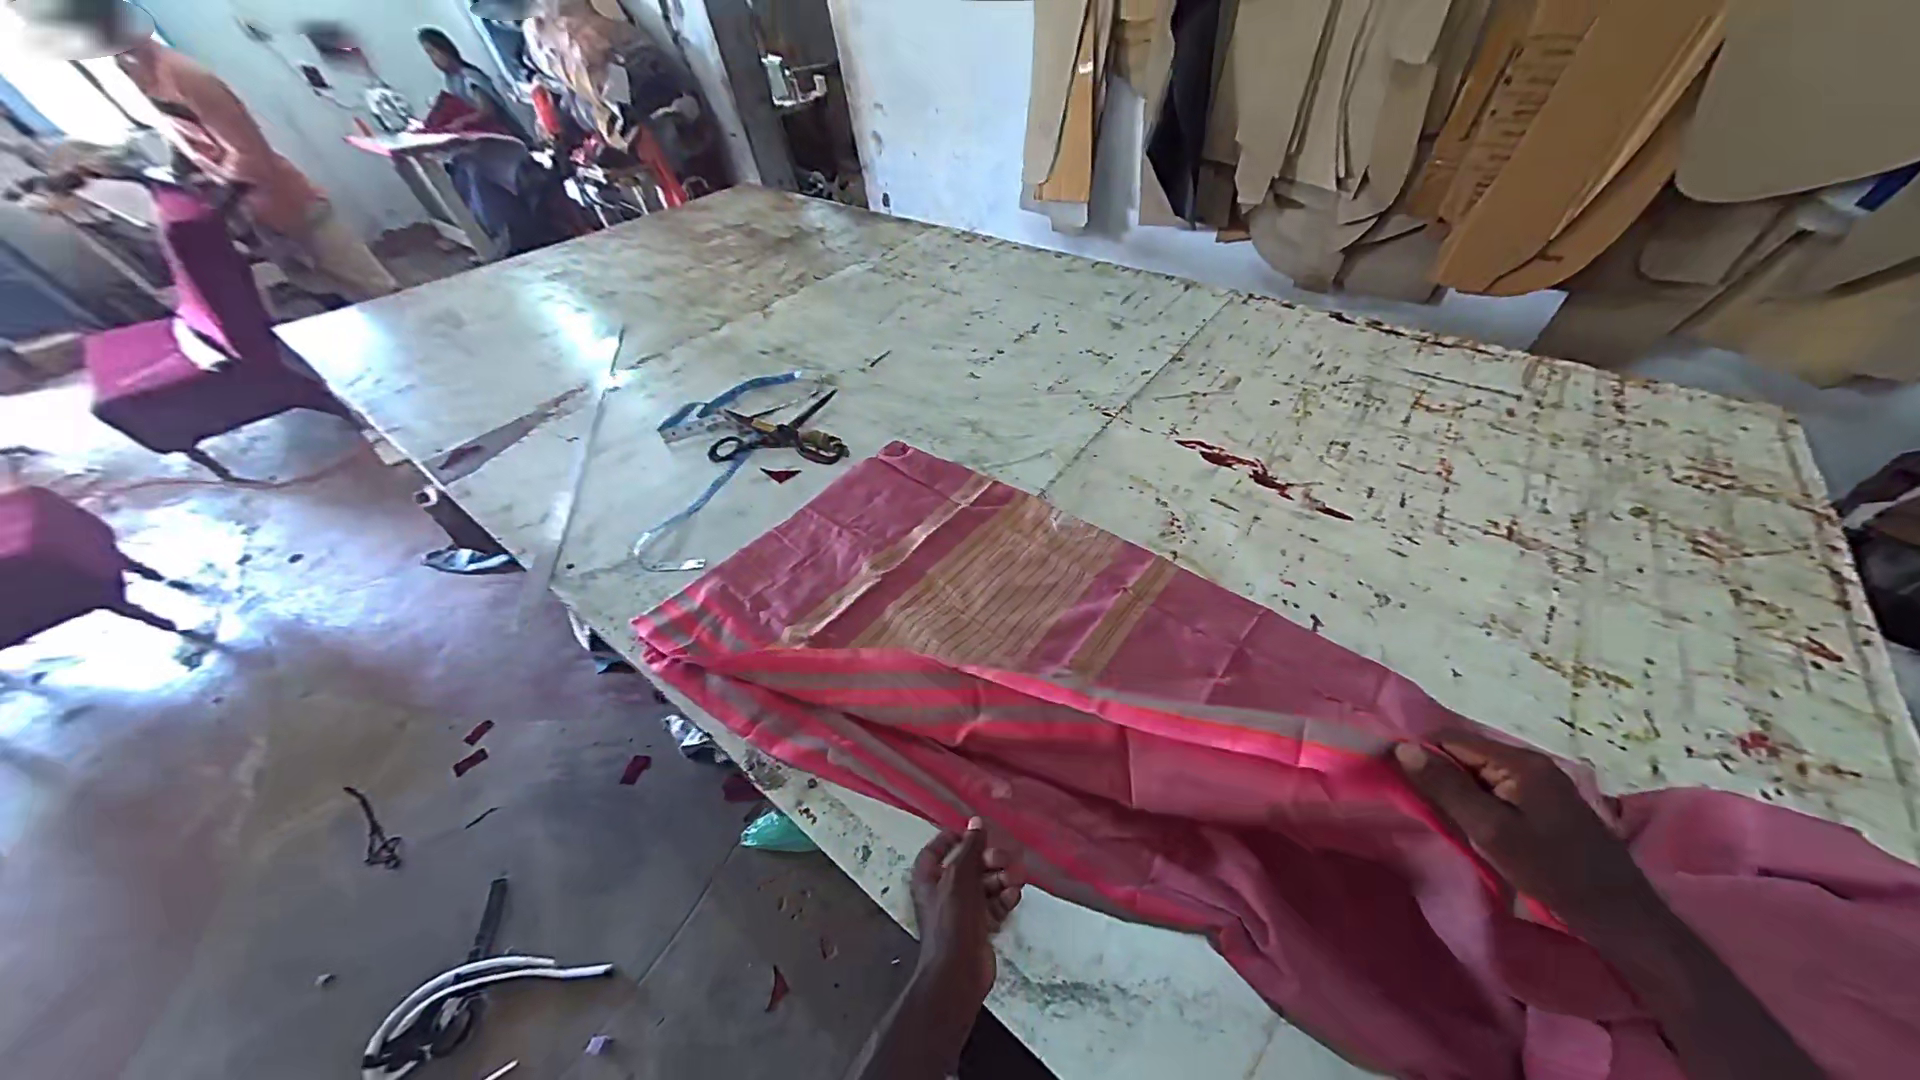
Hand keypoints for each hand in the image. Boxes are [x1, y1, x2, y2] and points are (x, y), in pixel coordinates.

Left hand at [909, 817, 1021, 1008]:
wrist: (958, 971)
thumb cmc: (952, 918)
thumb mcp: (960, 876)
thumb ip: (970, 847)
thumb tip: (976, 821)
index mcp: (928, 875)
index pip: (939, 847)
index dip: (957, 838)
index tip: (977, 834)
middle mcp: (943, 889)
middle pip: (969, 864)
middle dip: (989, 859)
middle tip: (1005, 859)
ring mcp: (962, 908)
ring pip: (985, 883)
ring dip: (1001, 878)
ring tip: (1015, 879)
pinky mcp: (979, 925)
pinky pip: (994, 903)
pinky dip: (1004, 898)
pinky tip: (1013, 896)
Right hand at [1394, 735, 1655, 926]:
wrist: (1621, 916)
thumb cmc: (1551, 869)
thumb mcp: (1489, 829)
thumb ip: (1445, 786)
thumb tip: (1401, 747)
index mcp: (1518, 762)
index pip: (1449, 740)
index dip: (1423, 757)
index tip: (1408, 786)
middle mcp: (1531, 761)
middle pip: (1464, 753)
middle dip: (1441, 775)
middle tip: (1433, 808)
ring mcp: (1542, 781)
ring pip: (1478, 772)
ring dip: (1460, 790)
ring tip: (1455, 820)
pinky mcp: (1547, 800)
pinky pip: (1497, 786)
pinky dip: (1479, 800)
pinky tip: (1480, 825)